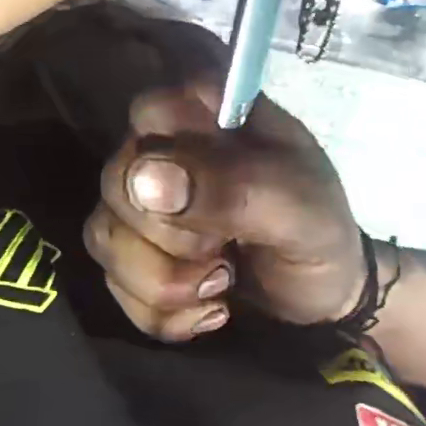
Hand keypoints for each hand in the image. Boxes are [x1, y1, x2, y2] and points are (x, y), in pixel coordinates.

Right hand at [85, 82, 365, 340]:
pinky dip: (163, 312)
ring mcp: (140, 203)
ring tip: (222, 284)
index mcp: (207, 114)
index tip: (217, 205)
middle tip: (227, 251)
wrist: (322, 302)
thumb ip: (231, 186)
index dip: (172, 165)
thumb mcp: (298, 208)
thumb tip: (143, 179)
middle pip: (117, 180)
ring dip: (166, 282)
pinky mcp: (131, 254)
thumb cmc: (318, 235)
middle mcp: (163, 149)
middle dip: (174, 237)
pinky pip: (112, 281)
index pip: (148, 113)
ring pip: (104, 235)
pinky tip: (208, 310)